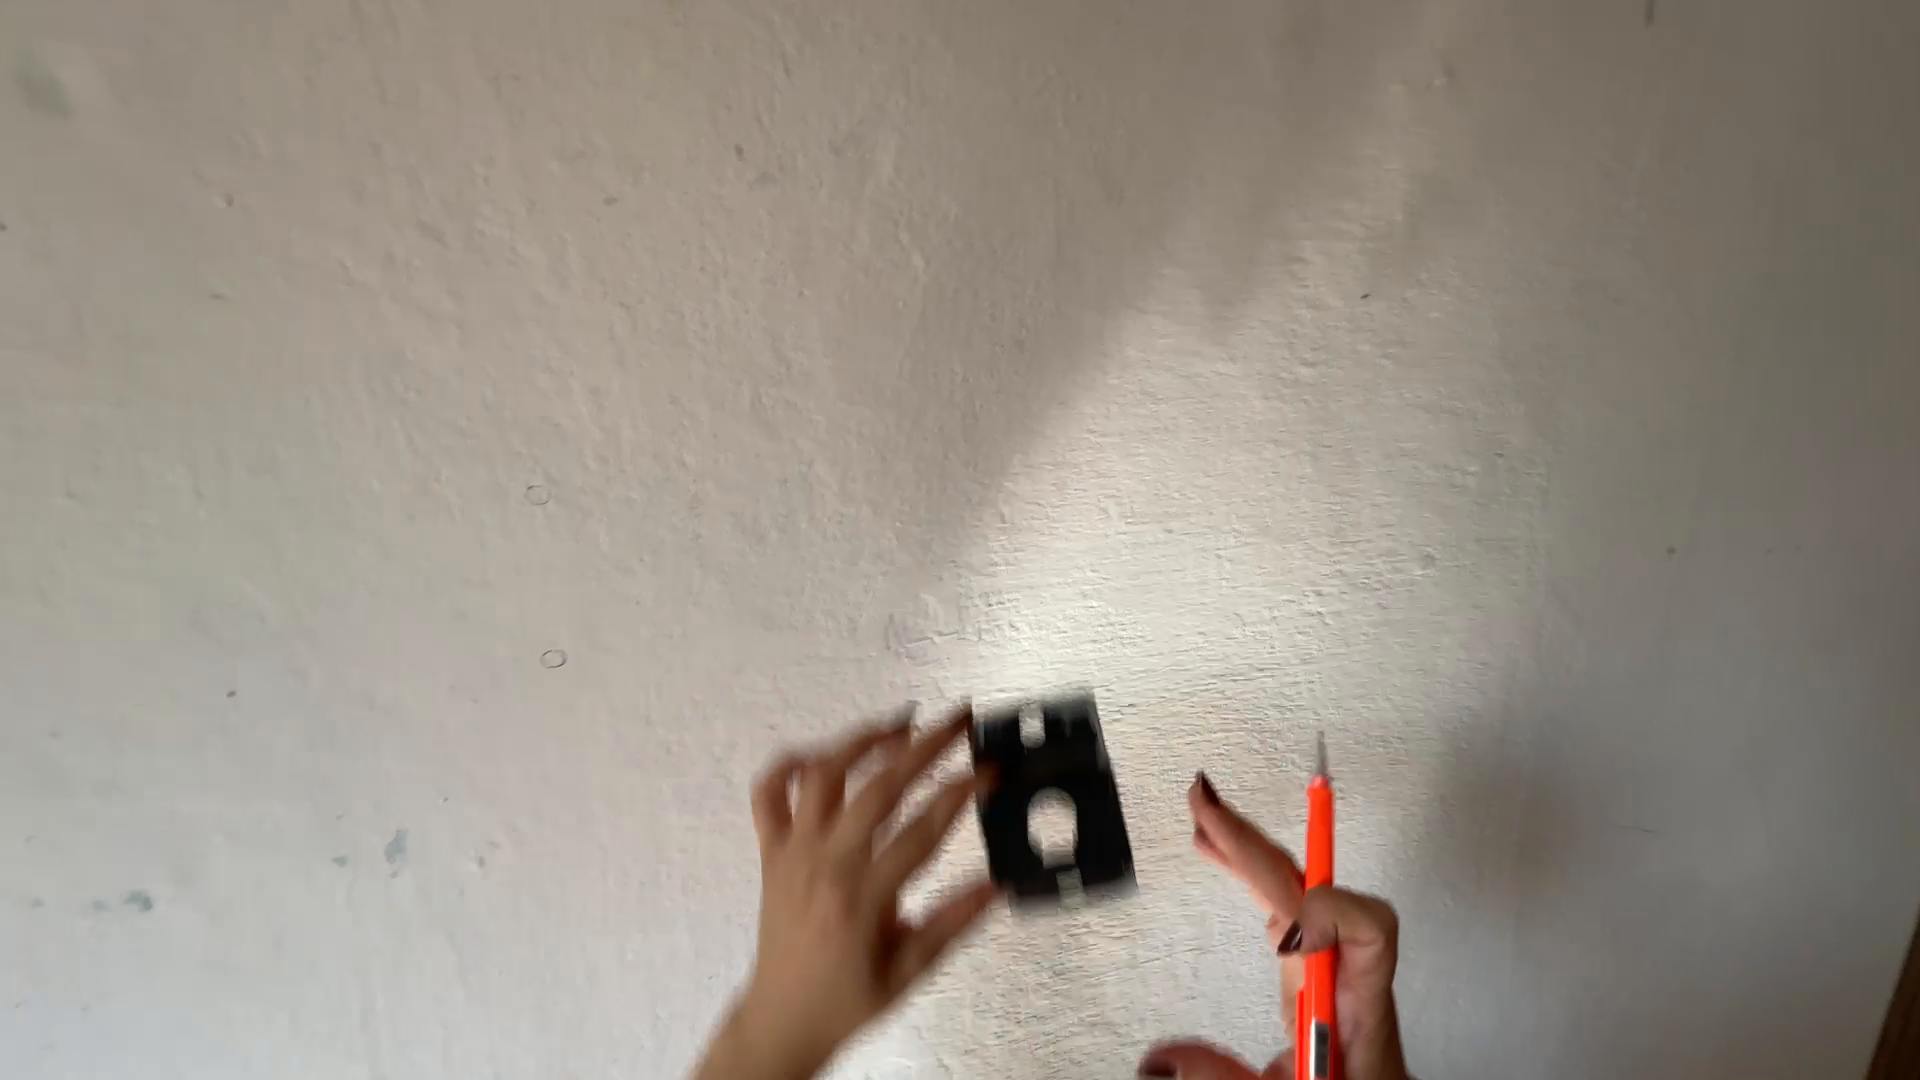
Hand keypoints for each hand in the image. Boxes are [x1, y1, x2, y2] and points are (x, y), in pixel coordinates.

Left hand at [693, 705, 997, 1079]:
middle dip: (925, 747)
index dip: (962, 792)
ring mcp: (793, 850)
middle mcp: (825, 863)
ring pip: (822, 775)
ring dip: (862, 740)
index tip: (990, 767)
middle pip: (879, 788)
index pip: (923, 830)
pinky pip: (768, 793)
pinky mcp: (770, 849)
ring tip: (901, 722)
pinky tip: (823, 752)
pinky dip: (789, 764)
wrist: (779, 1021)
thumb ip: (954, 923)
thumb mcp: (910, 972)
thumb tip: (998, 883)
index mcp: (864, 897)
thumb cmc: (847, 999)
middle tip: (958, 720)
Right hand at [1138, 773, 1409, 1079]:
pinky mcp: (1307, 965)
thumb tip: (1160, 1058)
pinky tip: (1218, 851)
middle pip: (1307, 885)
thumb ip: (1227, 1076)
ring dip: (1245, 844)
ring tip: (1203, 812)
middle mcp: (1343, 972)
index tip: (1278, 928)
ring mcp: (1325, 963)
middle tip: (1206, 804)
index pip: (1365, 929)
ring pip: (1291, 883)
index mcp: (1356, 1005)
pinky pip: (1278, 899)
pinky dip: (1244, 869)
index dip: (1324, 911)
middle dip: (1253, 842)